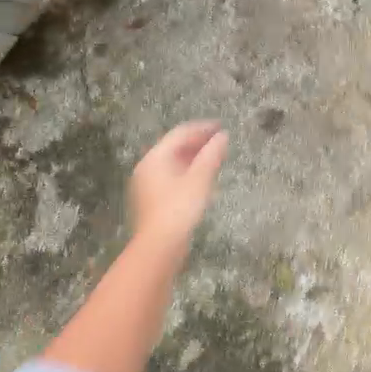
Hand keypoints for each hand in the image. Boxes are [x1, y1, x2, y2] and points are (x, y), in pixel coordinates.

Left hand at [129, 120, 228, 251]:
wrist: (159, 245)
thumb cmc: (179, 208)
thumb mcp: (200, 179)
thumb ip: (211, 155)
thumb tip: (223, 136)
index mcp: (155, 158)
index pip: (180, 134)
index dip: (201, 128)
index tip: (221, 126)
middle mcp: (148, 167)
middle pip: (174, 147)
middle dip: (198, 142)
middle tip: (220, 141)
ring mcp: (148, 184)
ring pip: (173, 163)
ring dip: (194, 157)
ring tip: (214, 158)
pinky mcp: (152, 199)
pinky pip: (171, 176)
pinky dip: (188, 171)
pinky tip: (202, 178)